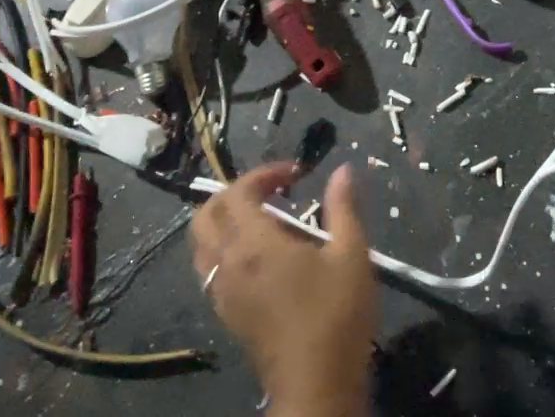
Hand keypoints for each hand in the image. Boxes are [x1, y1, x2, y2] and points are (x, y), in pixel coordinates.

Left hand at [191, 162, 375, 414]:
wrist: (317, 384)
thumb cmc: (336, 314)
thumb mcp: (351, 253)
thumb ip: (343, 207)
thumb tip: (342, 170)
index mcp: (254, 244)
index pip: (238, 192)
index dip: (264, 173)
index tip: (297, 174)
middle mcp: (228, 263)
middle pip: (206, 214)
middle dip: (235, 193)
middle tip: (272, 191)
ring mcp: (222, 292)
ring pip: (202, 243)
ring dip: (225, 221)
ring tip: (265, 220)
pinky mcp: (227, 314)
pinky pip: (210, 268)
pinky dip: (226, 248)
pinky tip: (262, 257)